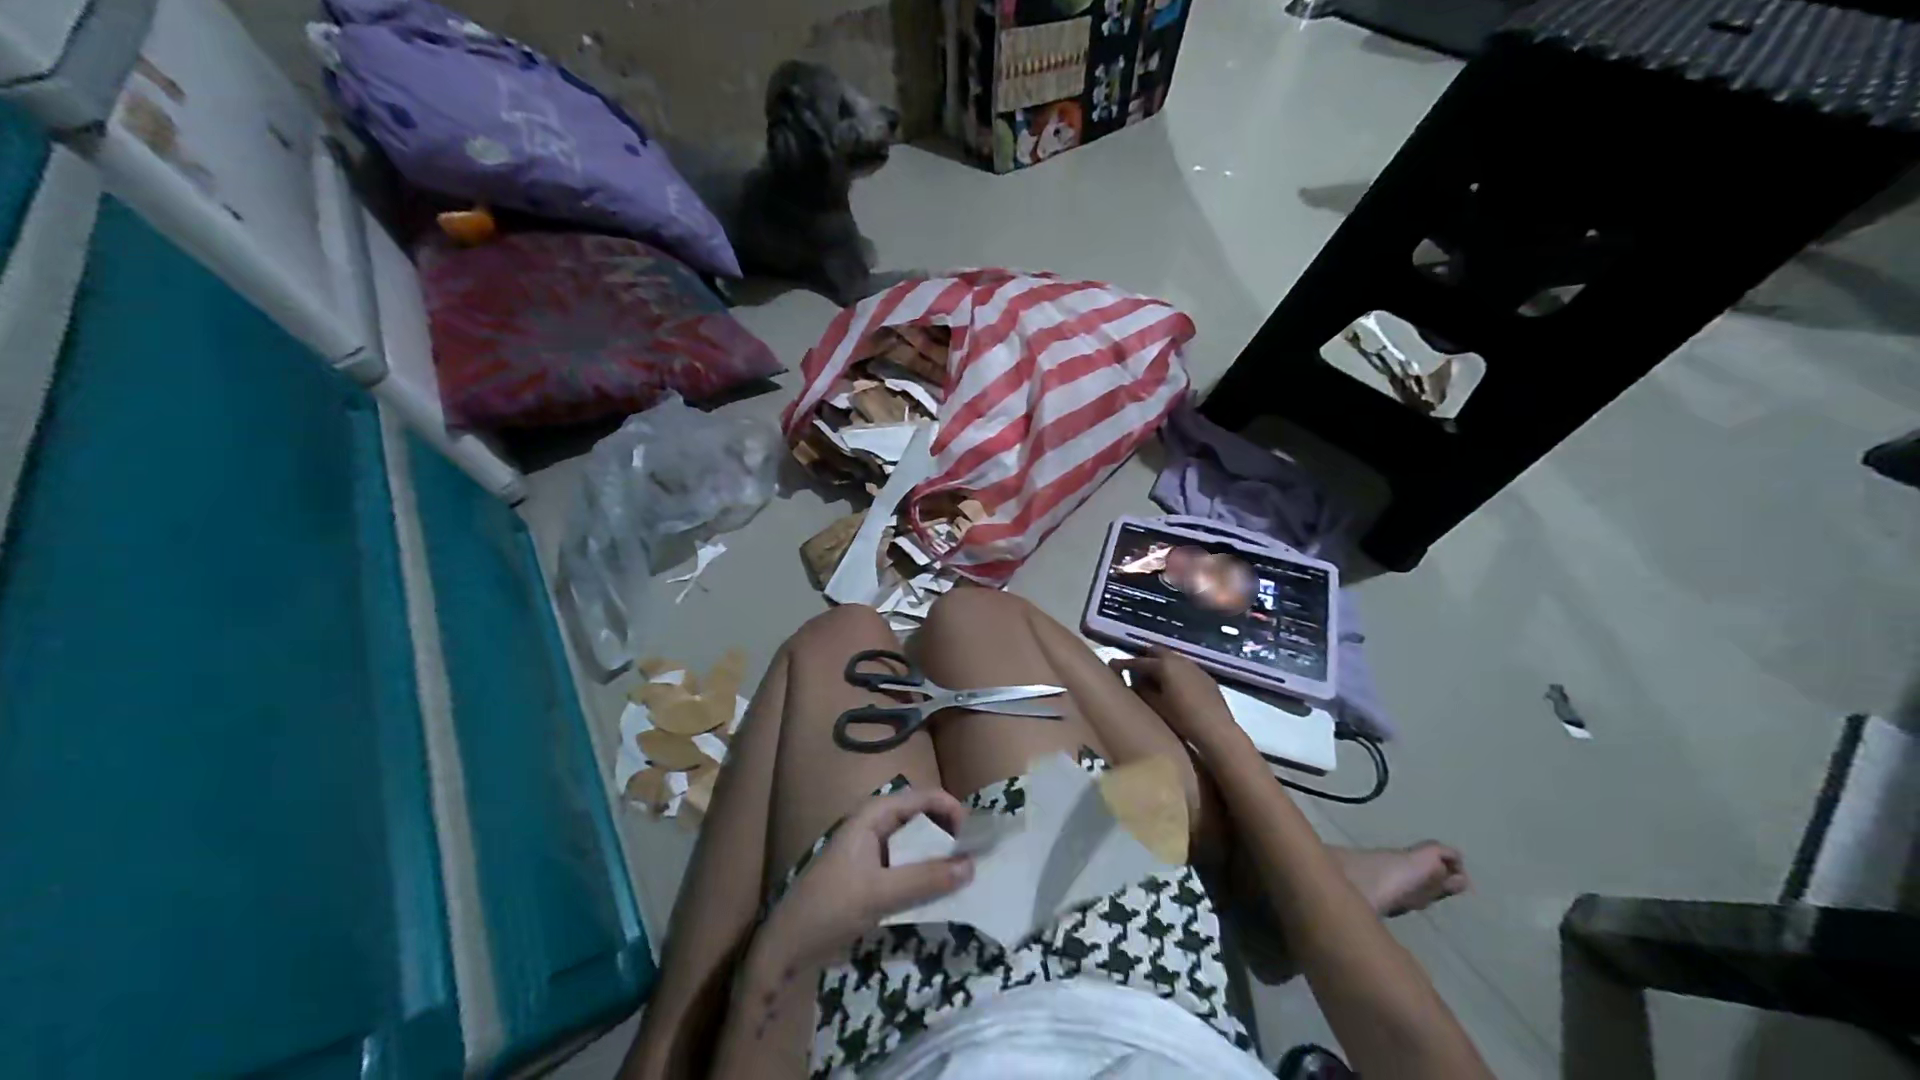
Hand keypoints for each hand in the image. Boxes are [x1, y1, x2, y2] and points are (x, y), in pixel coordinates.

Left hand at [755, 789, 973, 968]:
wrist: (789, 945)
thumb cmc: (830, 907)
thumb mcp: (881, 893)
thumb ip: (926, 879)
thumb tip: (972, 866)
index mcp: (873, 815)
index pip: (922, 797)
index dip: (951, 809)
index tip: (975, 835)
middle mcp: (874, 824)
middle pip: (921, 817)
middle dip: (948, 831)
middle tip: (974, 855)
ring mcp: (872, 849)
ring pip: (915, 842)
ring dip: (939, 854)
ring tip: (964, 872)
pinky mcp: (872, 873)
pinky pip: (907, 863)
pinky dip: (926, 871)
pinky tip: (940, 889)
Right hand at [1109, 647, 1255, 762]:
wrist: (1216, 730)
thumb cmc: (1181, 718)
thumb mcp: (1154, 705)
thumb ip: (1141, 689)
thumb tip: (1134, 681)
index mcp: (1163, 665)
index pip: (1138, 661)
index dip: (1123, 664)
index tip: (1112, 666)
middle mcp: (1179, 660)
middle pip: (1156, 652)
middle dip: (1144, 658)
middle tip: (1135, 669)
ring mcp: (1195, 667)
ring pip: (1173, 659)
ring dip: (1162, 665)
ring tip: (1154, 678)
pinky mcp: (1206, 677)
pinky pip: (1186, 668)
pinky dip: (1176, 673)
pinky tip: (1175, 687)